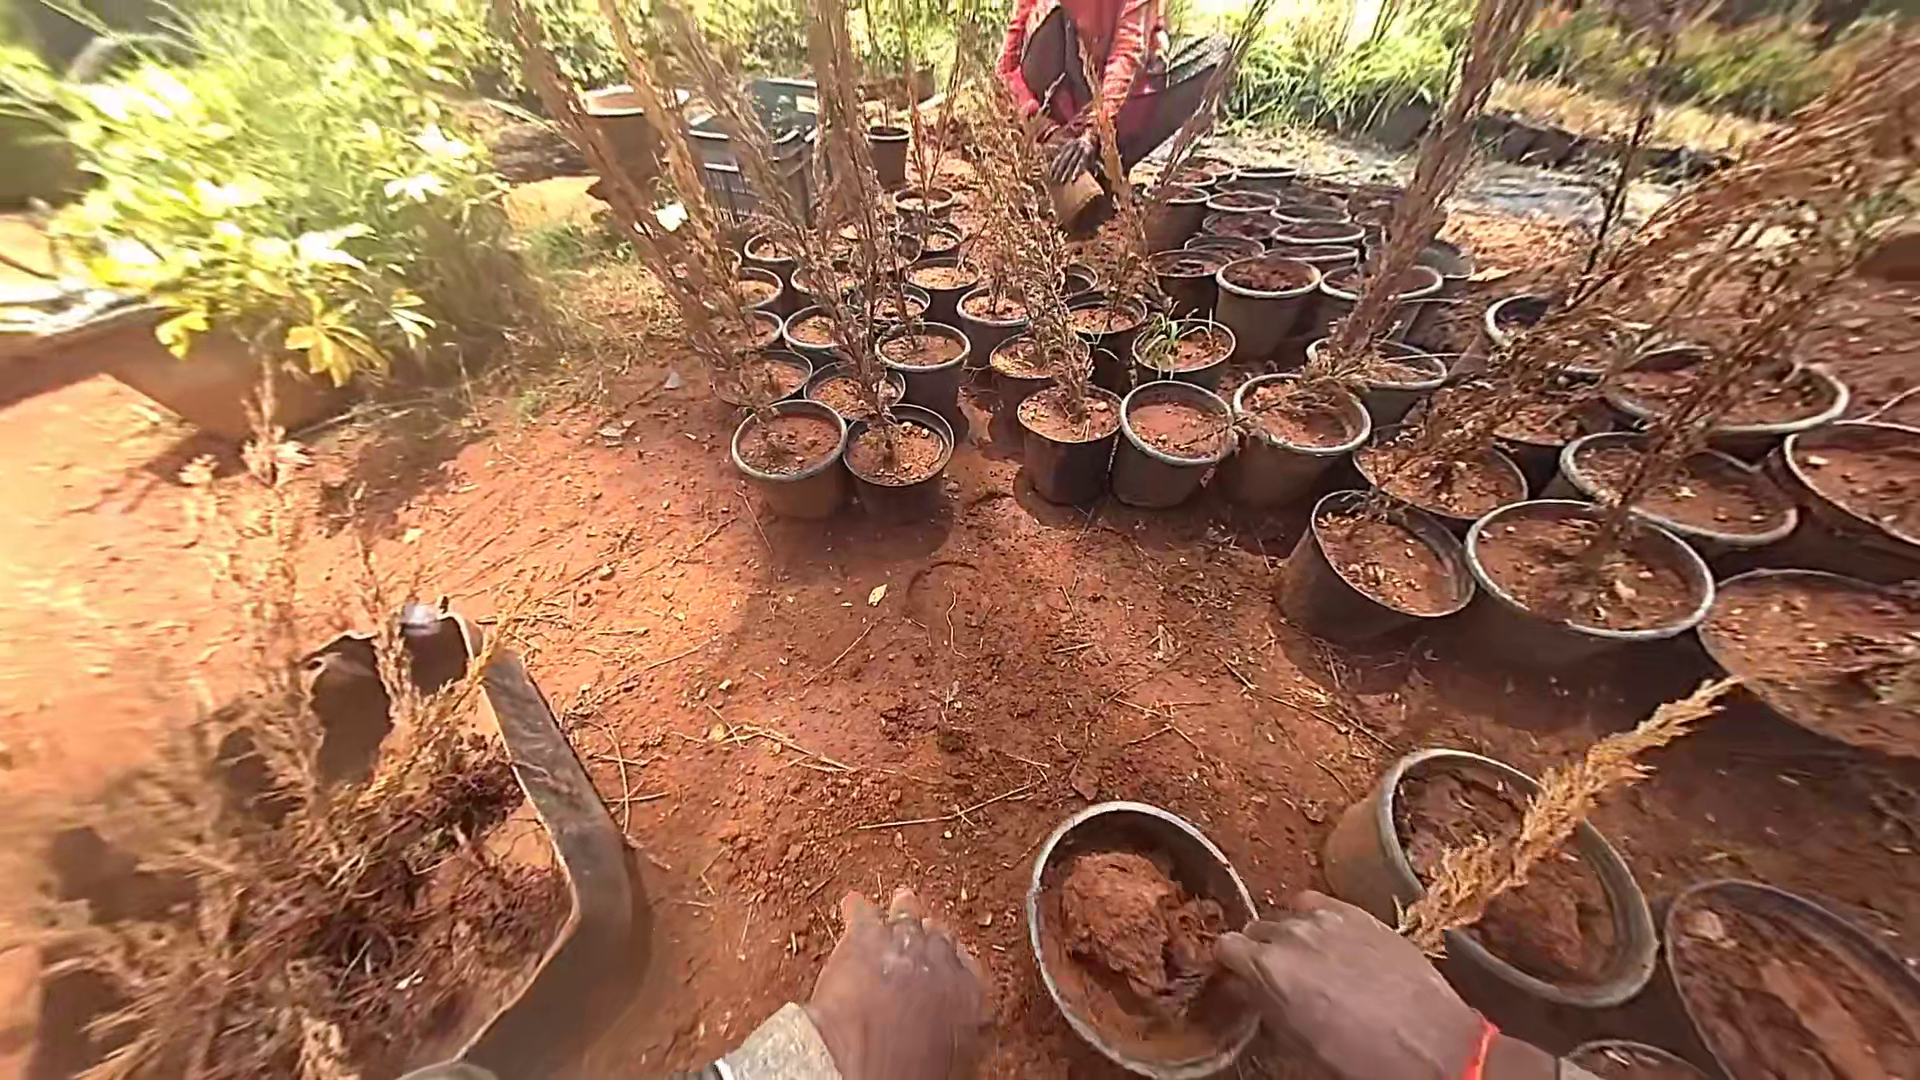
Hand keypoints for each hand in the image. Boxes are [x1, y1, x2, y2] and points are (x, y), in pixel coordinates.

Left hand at [805, 888, 988, 1079]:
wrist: (857, 1067)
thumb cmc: (903, 1075)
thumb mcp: (947, 1064)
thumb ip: (956, 1035)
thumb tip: (953, 1039)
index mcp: (967, 995)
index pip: (970, 970)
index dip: (956, 967)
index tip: (950, 968)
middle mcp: (939, 958)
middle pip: (940, 935)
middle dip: (931, 938)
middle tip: (920, 941)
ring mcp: (903, 940)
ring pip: (907, 912)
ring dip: (903, 911)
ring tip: (900, 903)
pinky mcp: (865, 933)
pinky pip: (862, 911)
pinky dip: (857, 909)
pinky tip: (853, 904)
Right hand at [1049, 132, 1096, 184]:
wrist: (1088, 137)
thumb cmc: (1092, 154)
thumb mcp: (1095, 159)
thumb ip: (1094, 168)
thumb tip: (1094, 176)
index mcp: (1087, 151)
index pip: (1080, 162)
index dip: (1076, 172)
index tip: (1072, 180)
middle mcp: (1079, 147)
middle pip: (1071, 161)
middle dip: (1066, 172)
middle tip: (1062, 182)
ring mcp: (1071, 145)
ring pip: (1063, 158)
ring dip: (1058, 169)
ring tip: (1054, 179)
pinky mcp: (1066, 146)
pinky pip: (1059, 156)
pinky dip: (1054, 165)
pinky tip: (1051, 173)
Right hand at [1215, 892, 1484, 1079]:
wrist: (1443, 1052)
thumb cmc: (1370, 1063)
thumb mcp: (1305, 1047)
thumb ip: (1266, 1007)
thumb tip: (1246, 988)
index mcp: (1269, 970)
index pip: (1225, 945)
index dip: (1230, 961)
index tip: (1238, 974)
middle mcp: (1287, 934)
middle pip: (1255, 929)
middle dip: (1261, 950)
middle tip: (1282, 976)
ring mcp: (1320, 918)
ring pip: (1285, 916)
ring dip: (1289, 936)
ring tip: (1314, 962)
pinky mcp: (1350, 910)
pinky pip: (1314, 904)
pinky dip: (1314, 919)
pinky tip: (1332, 942)